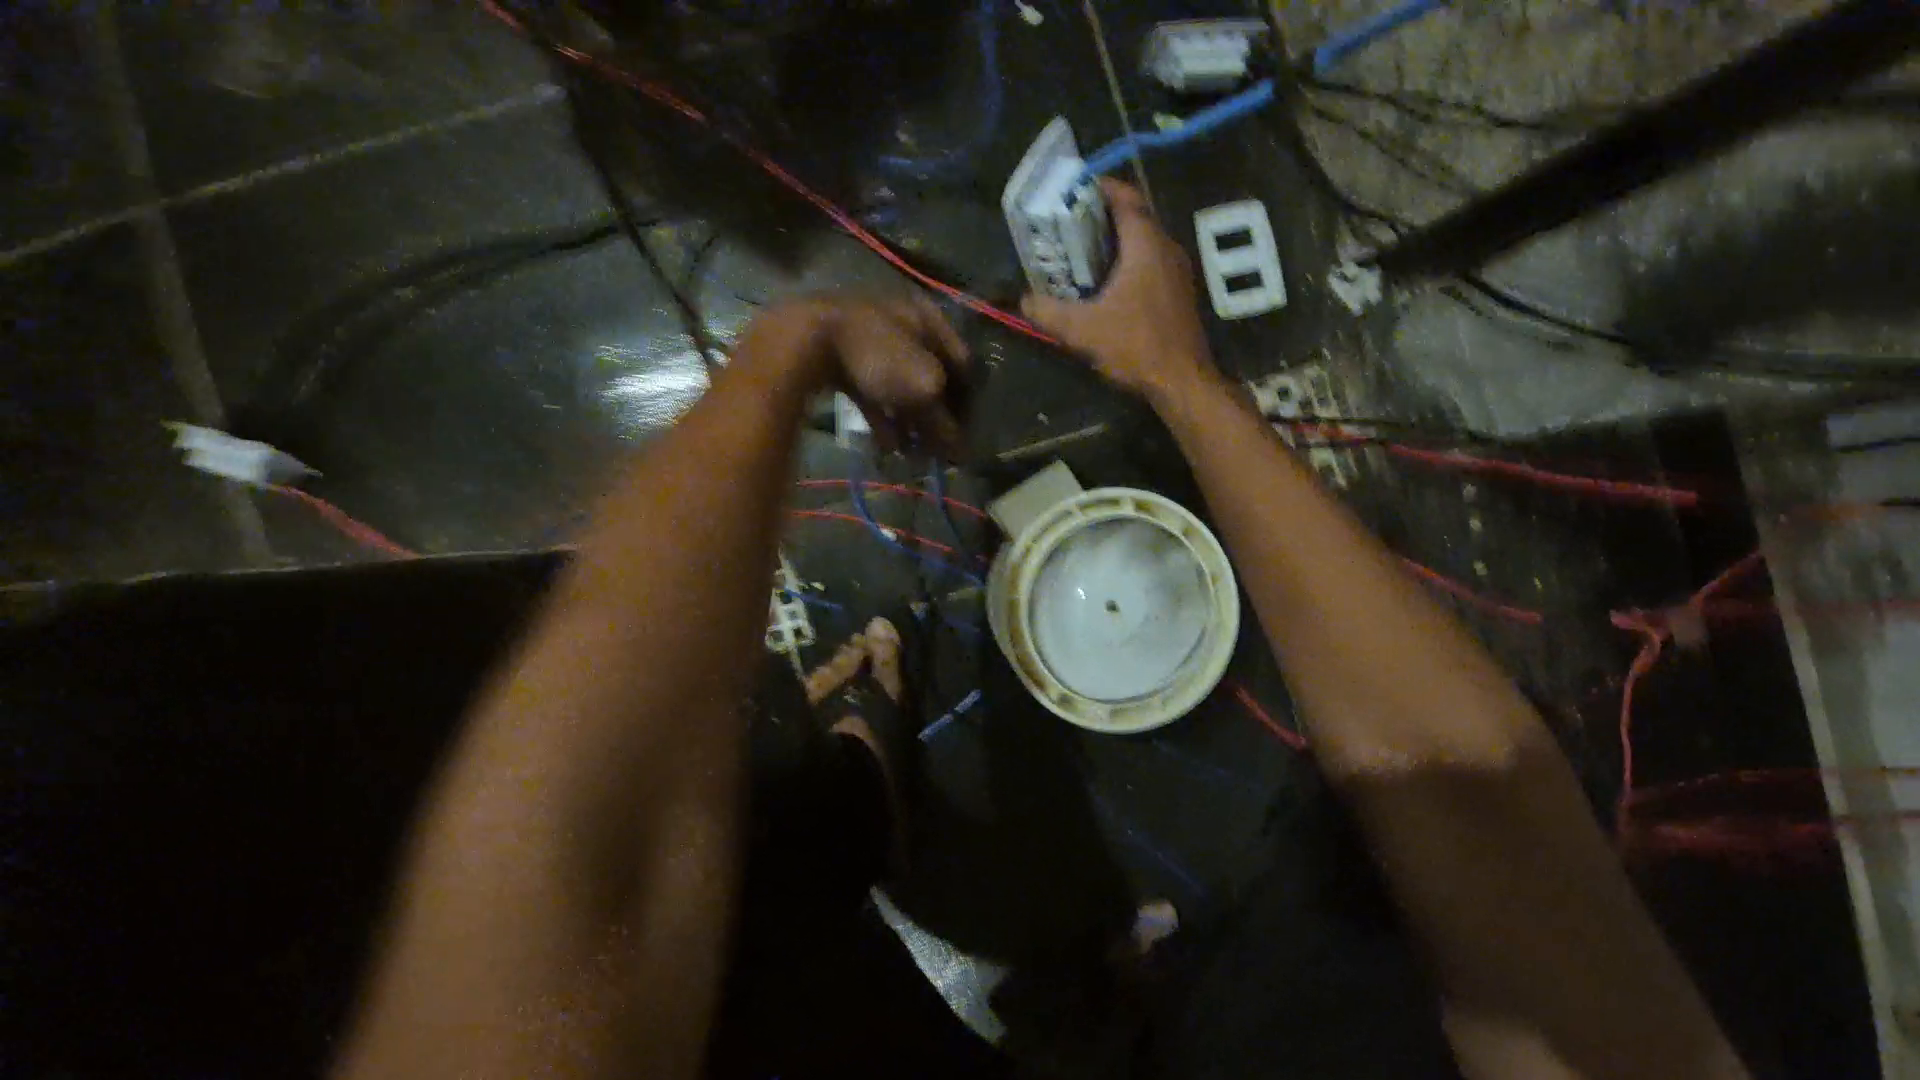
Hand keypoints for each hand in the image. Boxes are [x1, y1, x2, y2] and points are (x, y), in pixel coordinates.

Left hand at [739, 294, 969, 452]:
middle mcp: (902, 323)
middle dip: (934, 416)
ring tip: (911, 453)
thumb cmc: (879, 356)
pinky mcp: (840, 358)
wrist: (806, 340)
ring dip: (908, 421)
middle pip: (929, 376)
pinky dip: (881, 417)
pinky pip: (870, 391)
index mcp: (929, 318)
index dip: (966, 402)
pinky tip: (886, 446)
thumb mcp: (923, 389)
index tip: (964, 434)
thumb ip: (944, 420)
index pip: (962, 364)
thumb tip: (959, 449)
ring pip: (898, 386)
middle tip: (936, 448)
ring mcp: (868, 339)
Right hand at [1020, 179, 1213, 401]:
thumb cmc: (1135, 345)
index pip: (1125, 198)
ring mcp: (1177, 271)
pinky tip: (1106, 283)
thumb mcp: (1081, 330)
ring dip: (1115, 241)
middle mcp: (1166, 248)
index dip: (1101, 188)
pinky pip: (1151, 262)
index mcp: (1145, 244)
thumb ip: (1048, 311)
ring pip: (1144, 241)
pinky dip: (1128, 261)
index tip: (1075, 189)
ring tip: (1082, 251)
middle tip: (1070, 223)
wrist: (1182, 381)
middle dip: (1102, 215)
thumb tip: (1024, 300)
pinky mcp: (1178, 293)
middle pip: (1134, 217)